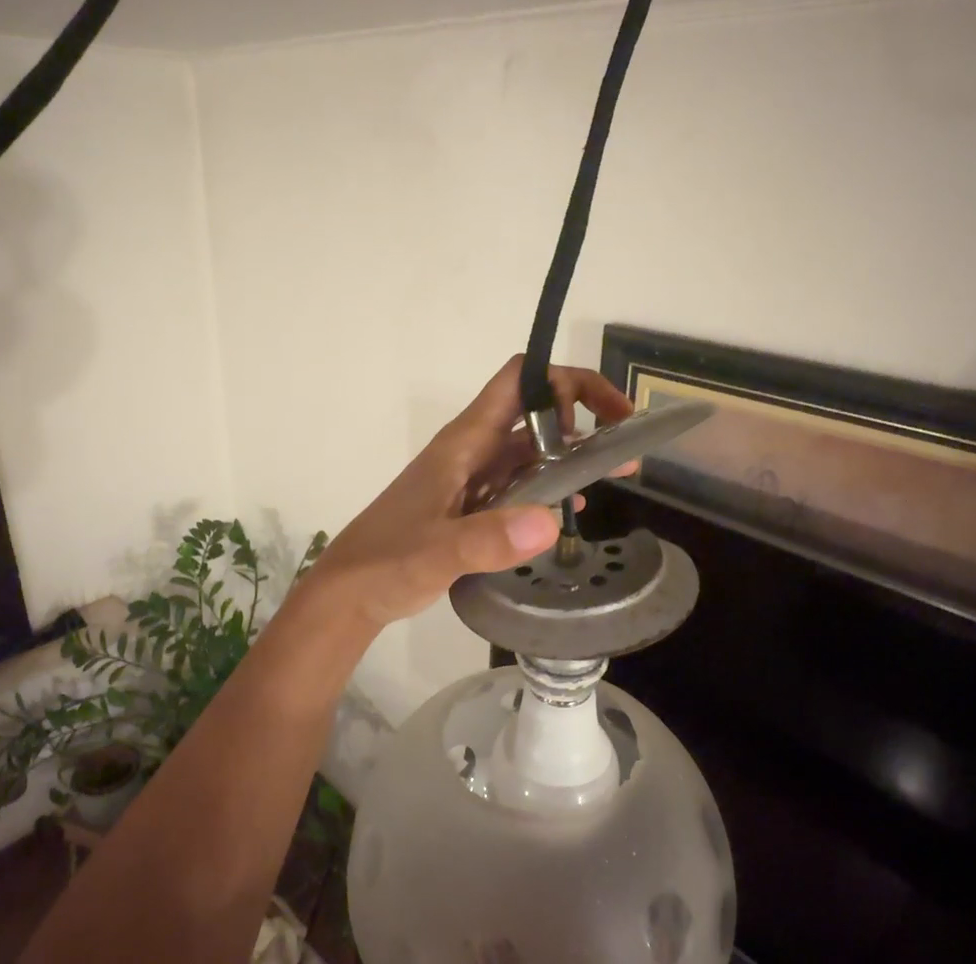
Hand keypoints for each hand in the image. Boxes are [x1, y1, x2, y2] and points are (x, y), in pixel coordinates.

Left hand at [298, 355, 635, 628]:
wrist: (349, 593)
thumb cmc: (386, 563)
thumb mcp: (436, 553)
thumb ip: (487, 539)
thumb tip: (551, 521)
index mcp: (465, 443)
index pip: (521, 382)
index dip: (566, 382)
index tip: (608, 413)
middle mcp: (473, 451)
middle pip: (535, 412)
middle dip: (585, 418)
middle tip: (627, 449)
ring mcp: (472, 479)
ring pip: (531, 449)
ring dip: (573, 454)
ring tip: (617, 474)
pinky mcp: (472, 507)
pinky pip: (521, 484)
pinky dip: (551, 487)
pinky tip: (573, 510)